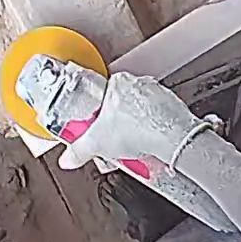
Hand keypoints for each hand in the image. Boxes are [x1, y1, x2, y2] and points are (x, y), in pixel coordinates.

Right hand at [58, 72, 213, 170]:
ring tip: (132, 152)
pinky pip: (156, 121)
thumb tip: (67, 159)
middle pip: (120, 109)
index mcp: (117, 83)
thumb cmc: (138, 129)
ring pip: (139, 116)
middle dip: (116, 130)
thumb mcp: (97, 144)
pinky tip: (148, 148)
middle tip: (114, 147)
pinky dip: (152, 134)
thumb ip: (78, 151)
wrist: (171, 137)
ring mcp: (157, 94)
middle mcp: (139, 84)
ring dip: (134, 133)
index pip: (100, 98)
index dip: (97, 119)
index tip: (97, 131)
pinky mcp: (173, 107)